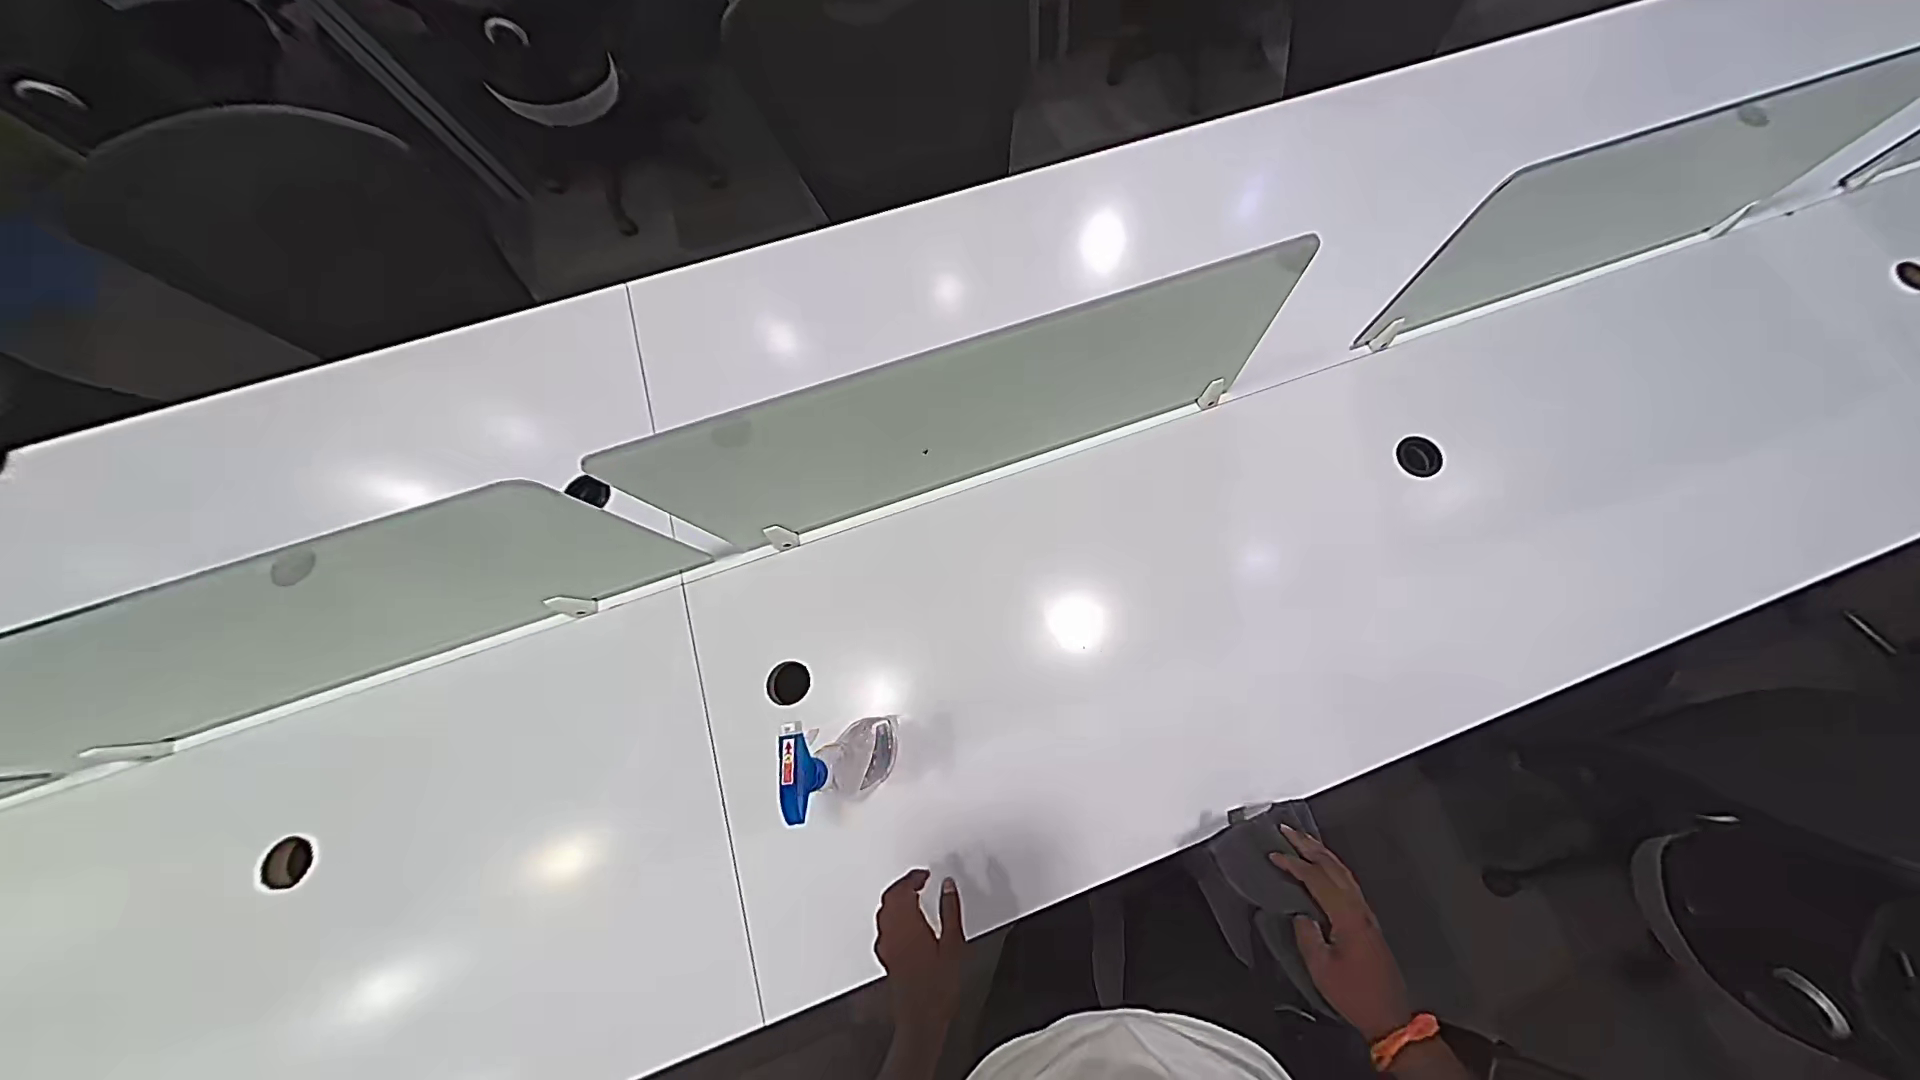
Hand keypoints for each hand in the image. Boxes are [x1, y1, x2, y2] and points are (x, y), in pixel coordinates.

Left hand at [874, 869, 965, 1037]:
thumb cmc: (938, 986)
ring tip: (913, 894)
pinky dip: (892, 913)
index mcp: (906, 923)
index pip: (903, 889)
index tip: (925, 874)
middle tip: (919, 879)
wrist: (921, 1020)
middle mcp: (891, 931)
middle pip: (890, 897)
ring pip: (885, 910)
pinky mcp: (886, 957)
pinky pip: (884, 925)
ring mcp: (886, 945)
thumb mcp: (953, 944)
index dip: (913, 877)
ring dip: (896, 897)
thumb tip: (947, 885)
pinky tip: (904, 919)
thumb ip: (950, 910)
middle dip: (903, 884)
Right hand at [1270, 824, 1412, 1041]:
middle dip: (1308, 845)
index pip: (1316, 878)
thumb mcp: (1321, 967)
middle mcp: (1359, 909)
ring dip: (1321, 852)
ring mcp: (1366, 914)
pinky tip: (1324, 865)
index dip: (1293, 864)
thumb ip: (1306, 935)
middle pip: (1332, 866)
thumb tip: (1300, 915)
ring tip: (1303, 839)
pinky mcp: (1368, 921)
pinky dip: (1331, 865)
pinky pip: (1347, 881)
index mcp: (1347, 916)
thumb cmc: (1355, 994)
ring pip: (1342, 871)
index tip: (1273, 855)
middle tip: (1287, 830)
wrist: (1391, 1018)